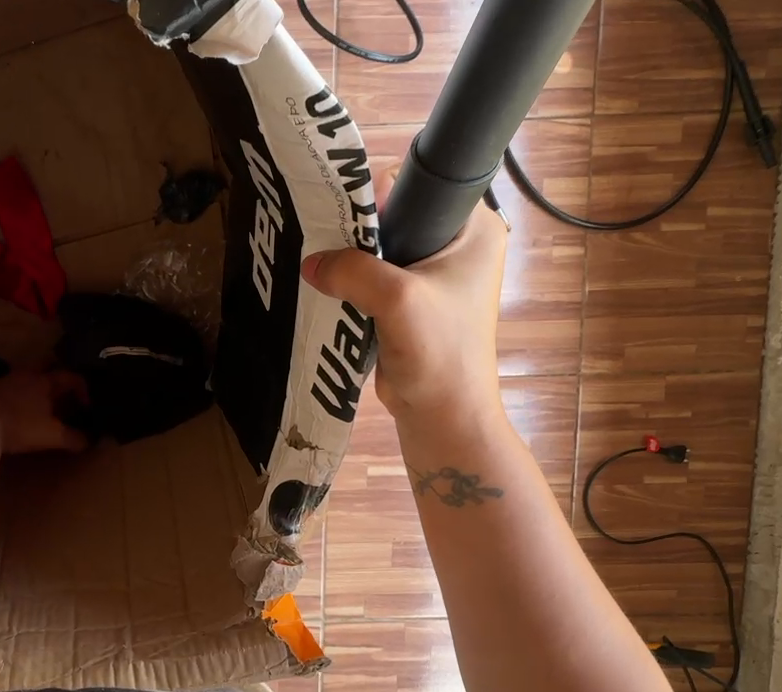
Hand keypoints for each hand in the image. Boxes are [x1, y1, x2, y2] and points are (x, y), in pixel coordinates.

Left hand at [0, 369, 90, 453]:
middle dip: (58, 380)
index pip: (71, 377)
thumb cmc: (19, 426)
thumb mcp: (51, 435)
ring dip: (37, 388)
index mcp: (44, 381)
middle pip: (47, 369)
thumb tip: (88, 442)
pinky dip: (19, 396)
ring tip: (42, 405)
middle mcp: (26, 375)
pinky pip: (11, 388)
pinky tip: (17, 410)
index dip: (83, 389)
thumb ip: (72, 438)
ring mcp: (5, 381)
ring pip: (27, 378)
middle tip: (64, 396)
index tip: (86, 406)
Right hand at [300, 197, 507, 428]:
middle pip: (393, 219)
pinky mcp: (408, 305)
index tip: (337, 215)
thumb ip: (353, 271)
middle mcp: (454, 245)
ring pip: (378, 253)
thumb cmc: (439, 352)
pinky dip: (349, 286)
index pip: (417, 187)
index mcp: (472, 228)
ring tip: (318, 268)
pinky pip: (371, 281)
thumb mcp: (397, 299)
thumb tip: (309, 263)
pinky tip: (326, 291)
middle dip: (356, 233)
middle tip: (320, 243)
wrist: (442, 413)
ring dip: (349, 263)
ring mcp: (430, 277)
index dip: (377, 197)